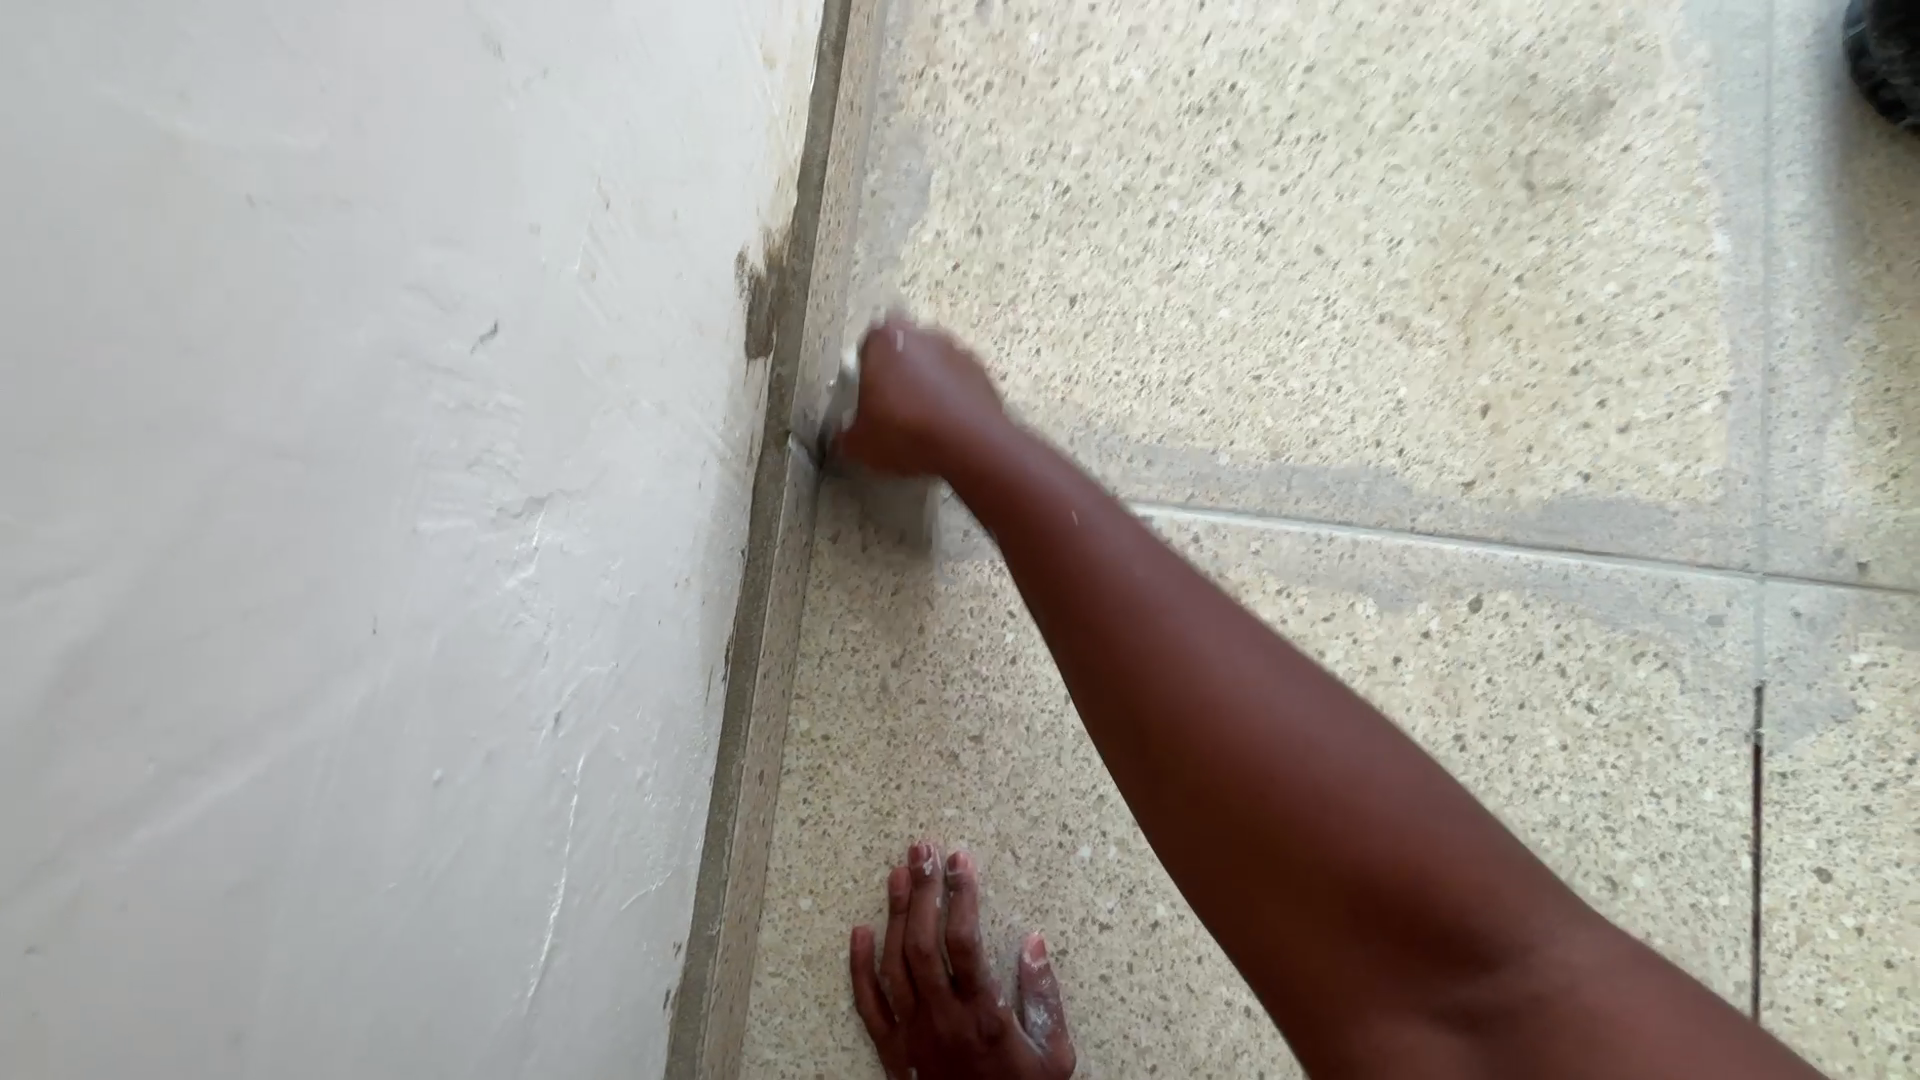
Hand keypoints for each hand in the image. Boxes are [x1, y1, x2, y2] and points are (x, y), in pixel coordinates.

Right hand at [835, 316, 1007, 476]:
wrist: (970, 443)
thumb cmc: (906, 432)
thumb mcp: (860, 443)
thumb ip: (847, 434)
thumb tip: (846, 437)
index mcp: (884, 338)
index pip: (867, 347)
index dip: (867, 373)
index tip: (869, 399)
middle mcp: (922, 333)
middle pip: (903, 351)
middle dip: (899, 376)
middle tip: (894, 411)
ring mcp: (956, 349)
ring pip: (933, 366)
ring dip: (928, 386)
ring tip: (923, 423)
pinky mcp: (983, 371)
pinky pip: (958, 383)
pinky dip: (953, 399)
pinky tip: (947, 427)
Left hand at [850, 844, 1076, 1079]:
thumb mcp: (1054, 1056)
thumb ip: (1046, 997)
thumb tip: (1033, 941)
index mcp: (984, 1016)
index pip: (965, 942)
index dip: (961, 896)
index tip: (959, 859)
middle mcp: (943, 1020)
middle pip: (923, 944)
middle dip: (922, 891)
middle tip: (922, 850)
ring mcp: (912, 1036)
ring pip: (894, 965)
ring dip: (894, 915)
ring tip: (898, 873)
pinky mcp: (891, 1054)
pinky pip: (867, 1005)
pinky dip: (858, 967)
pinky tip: (859, 931)